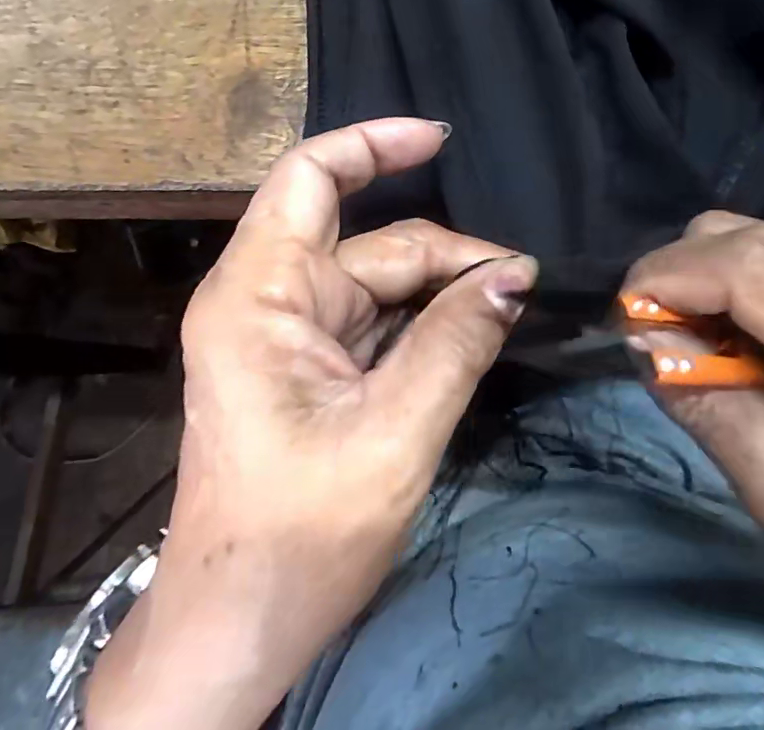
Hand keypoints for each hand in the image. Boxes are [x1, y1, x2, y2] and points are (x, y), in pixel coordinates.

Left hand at [89, 119, 536, 728]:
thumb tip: (515, 275)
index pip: (309, 179)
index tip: (440, 138)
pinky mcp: (314, 367)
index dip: (373, 144)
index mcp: (260, 297)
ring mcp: (293, 335)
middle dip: (450, 256)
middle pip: (373, 242)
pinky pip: (382, 322)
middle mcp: (271, 300)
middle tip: (523, 283)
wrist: (241, 625)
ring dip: (446, 293)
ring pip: (385, 284)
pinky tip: (475, 333)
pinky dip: (429, 323)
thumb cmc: (301, 536)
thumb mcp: (396, 433)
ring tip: (509, 307)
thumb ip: (457, 343)